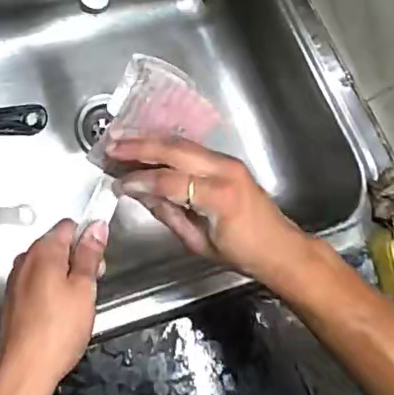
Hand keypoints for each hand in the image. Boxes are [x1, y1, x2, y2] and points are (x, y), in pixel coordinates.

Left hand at [0, 218, 107, 394]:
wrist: (23, 374)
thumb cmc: (58, 330)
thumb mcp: (83, 289)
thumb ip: (90, 254)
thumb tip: (97, 225)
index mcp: (44, 249)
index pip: (69, 225)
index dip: (88, 239)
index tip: (98, 264)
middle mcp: (25, 258)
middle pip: (57, 244)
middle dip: (76, 260)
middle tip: (90, 289)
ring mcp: (16, 279)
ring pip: (46, 266)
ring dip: (63, 277)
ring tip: (75, 308)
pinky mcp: (12, 300)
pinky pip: (35, 283)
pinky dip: (48, 292)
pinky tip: (57, 317)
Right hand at [109, 135, 312, 286]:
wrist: (281, 247)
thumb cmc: (243, 254)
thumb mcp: (199, 243)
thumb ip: (168, 214)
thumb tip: (140, 193)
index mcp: (219, 196)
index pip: (170, 181)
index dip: (141, 181)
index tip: (119, 182)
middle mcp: (224, 170)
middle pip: (174, 150)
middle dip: (140, 147)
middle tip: (112, 146)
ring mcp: (227, 160)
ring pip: (181, 142)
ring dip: (150, 140)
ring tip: (122, 140)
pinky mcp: (226, 159)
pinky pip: (190, 147)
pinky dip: (165, 144)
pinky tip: (147, 144)